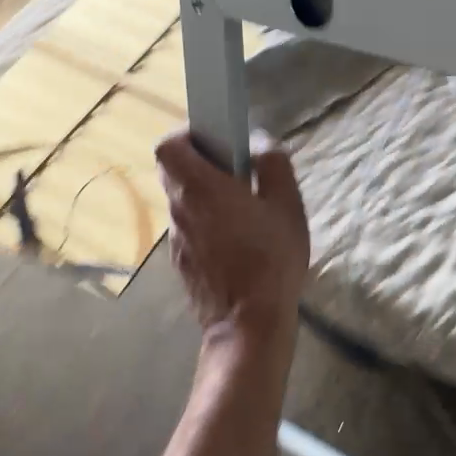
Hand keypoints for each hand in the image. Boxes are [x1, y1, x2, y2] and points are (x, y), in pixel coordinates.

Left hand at [156, 130, 309, 334]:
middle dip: (200, 162)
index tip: (214, 135)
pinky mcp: (182, 263)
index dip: (186, 133)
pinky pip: (191, 229)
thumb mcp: (287, 204)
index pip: (168, 145)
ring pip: (183, 202)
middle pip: (173, 172)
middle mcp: (179, 210)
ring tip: (244, 207)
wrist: (249, 322)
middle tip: (236, 169)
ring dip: (206, 195)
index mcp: (201, 188)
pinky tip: (239, 239)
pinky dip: (208, 222)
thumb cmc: (271, 257)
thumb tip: (261, 143)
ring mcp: (177, 240)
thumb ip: (274, 164)